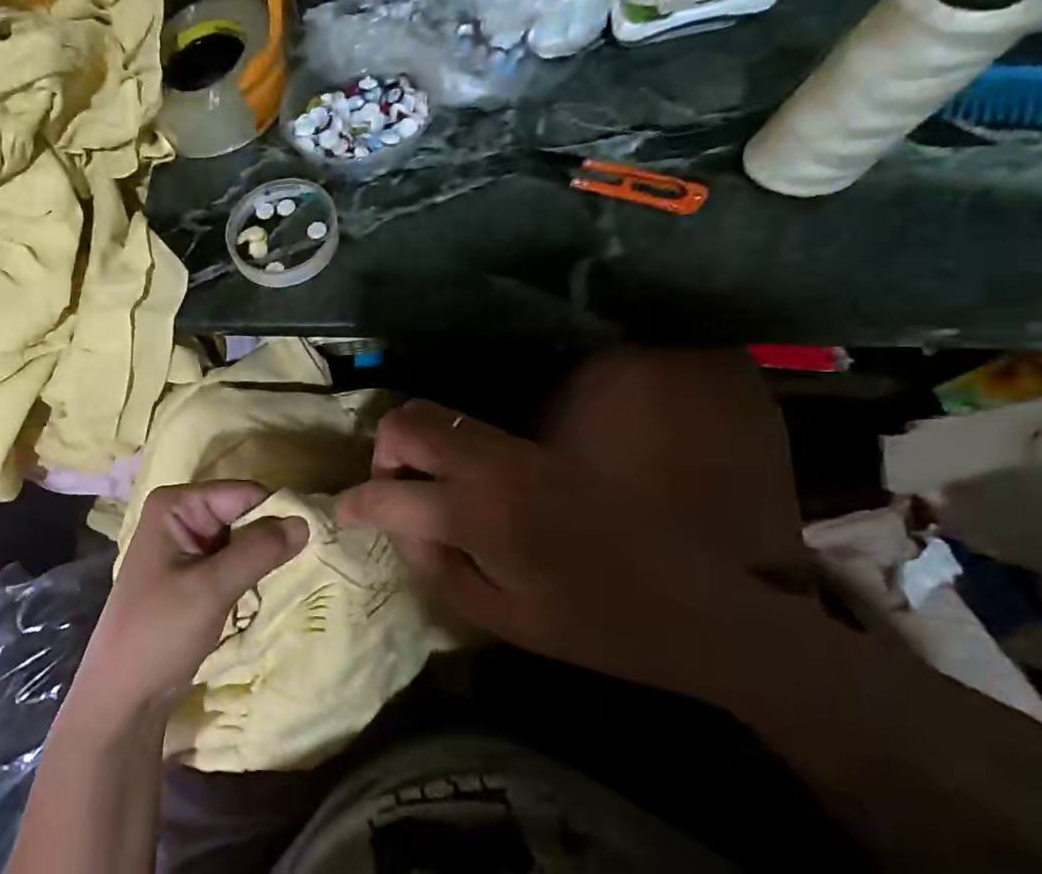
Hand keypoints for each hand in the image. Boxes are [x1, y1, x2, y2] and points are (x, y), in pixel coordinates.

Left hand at [82, 481, 308, 716]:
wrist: (126, 690)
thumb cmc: (160, 631)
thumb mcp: (211, 588)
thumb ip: (258, 551)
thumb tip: (304, 521)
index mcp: (175, 505)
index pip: (243, 493)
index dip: (278, 511)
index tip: (316, 537)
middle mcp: (180, 515)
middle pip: (243, 511)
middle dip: (273, 534)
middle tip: (313, 559)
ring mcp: (186, 545)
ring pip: (242, 537)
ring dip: (265, 555)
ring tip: (297, 575)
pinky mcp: (194, 573)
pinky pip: (233, 559)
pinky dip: (253, 571)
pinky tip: (271, 588)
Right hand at [337, 401, 813, 697]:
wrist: (699, 610)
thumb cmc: (594, 627)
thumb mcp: (498, 617)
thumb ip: (434, 566)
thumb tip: (400, 529)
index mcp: (479, 514)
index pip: (388, 495)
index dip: (354, 505)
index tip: (342, 514)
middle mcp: (493, 466)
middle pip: (406, 423)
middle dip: (382, 454)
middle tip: (393, 494)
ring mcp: (520, 450)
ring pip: (438, 414)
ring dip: (414, 444)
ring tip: (426, 489)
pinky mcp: (540, 450)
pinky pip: (471, 429)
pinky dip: (446, 446)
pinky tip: (463, 487)